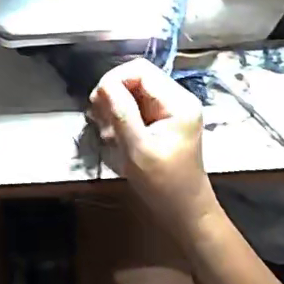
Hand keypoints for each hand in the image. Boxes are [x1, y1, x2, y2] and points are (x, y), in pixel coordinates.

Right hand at [90, 59, 223, 241]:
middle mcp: (177, 100)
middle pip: (136, 78)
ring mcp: (170, 111)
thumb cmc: (164, 184)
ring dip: (114, 107)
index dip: (114, 80)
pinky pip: (137, 107)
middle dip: (112, 94)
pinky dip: (121, 117)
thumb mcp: (138, 148)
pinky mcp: (163, 123)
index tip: (97, 103)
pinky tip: (112, 135)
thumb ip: (122, 113)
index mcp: (178, 102)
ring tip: (104, 130)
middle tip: (97, 118)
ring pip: (133, 92)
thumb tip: (103, 84)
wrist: (185, 213)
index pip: (139, 70)